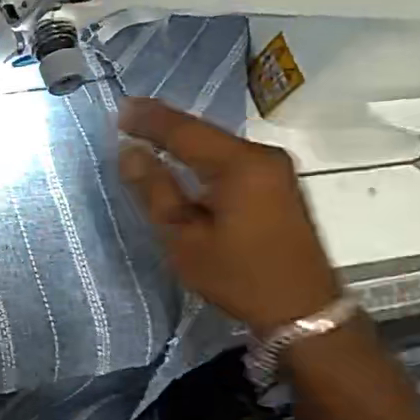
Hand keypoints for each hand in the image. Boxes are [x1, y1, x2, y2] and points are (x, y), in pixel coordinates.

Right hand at [117, 98, 342, 331]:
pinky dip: (200, 152)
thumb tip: (130, 151)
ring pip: (215, 142)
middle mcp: (262, 156)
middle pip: (202, 132)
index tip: (116, 108)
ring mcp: (274, 168)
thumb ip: (155, 189)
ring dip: (181, 137)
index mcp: (240, 165)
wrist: (302, 311)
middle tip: (125, 117)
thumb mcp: (183, 237)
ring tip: (144, 131)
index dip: (147, 119)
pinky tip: (179, 154)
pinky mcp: (277, 182)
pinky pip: (228, 155)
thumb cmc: (237, 276)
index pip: (183, 131)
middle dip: (163, 124)